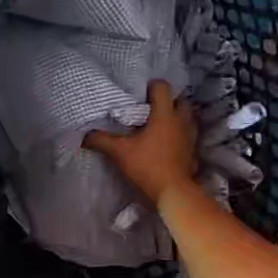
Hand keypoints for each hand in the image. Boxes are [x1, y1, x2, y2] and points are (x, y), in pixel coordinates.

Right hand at [86, 79, 197, 206]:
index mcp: (164, 116)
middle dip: (168, 100)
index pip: (163, 88)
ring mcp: (190, 137)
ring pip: (188, 118)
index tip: (141, 91)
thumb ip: (101, 140)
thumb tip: (84, 135)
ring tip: (161, 123)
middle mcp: (181, 122)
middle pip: (180, 100)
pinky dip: (181, 134)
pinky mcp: (192, 151)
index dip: (152, 85)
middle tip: (152, 107)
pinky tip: (169, 142)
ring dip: (177, 117)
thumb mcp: (119, 152)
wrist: (173, 192)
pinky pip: (189, 135)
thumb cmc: (147, 166)